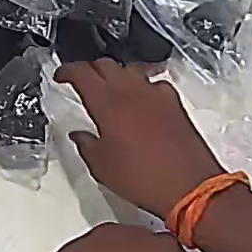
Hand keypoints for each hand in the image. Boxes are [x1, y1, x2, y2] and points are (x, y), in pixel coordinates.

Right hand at [54, 59, 224, 217]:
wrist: (190, 187)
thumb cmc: (144, 178)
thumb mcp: (101, 166)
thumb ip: (86, 144)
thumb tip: (80, 136)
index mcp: (107, 103)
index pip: (81, 71)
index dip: (67, 70)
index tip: (61, 76)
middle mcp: (131, 92)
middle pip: (106, 64)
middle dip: (90, 69)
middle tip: (81, 81)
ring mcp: (156, 95)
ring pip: (130, 69)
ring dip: (115, 74)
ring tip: (109, 89)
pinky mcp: (175, 104)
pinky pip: (154, 83)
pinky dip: (142, 86)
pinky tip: (140, 101)